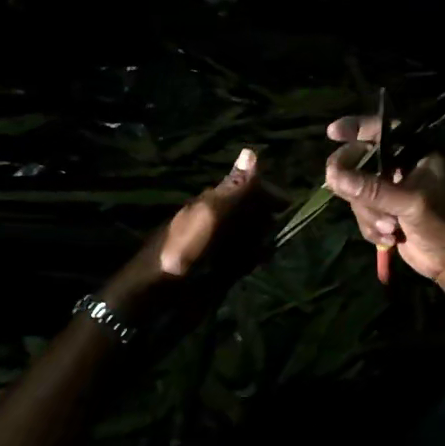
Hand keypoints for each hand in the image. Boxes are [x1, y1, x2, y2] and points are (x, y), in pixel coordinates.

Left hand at [104, 148, 263, 312]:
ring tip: (266, 250)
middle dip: (266, 219)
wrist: (157, 294)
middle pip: (251, 212)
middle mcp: (216, 220)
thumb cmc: (182, 249)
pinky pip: (245, 259)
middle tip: (275, 231)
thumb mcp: (210, 214)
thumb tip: (251, 151)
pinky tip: (256, 264)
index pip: (246, 189)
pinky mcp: (221, 271)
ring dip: (262, 240)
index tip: (287, 205)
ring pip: (251, 236)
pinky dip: (253, 259)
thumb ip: (233, 188)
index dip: (267, 194)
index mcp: (211, 203)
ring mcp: (219, 247)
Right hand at [324, 117, 444, 285]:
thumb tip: (333, 176)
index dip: (355, 128)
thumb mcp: (410, 204)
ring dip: (369, 214)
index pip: (382, 131)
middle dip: (359, 189)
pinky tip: (390, 238)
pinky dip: (370, 227)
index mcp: (416, 154)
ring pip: (357, 192)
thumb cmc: (443, 225)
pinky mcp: (384, 212)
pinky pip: (361, 211)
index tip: (332, 133)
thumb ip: (373, 189)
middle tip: (343, 190)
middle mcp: (401, 168)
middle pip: (360, 164)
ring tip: (390, 228)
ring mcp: (391, 190)